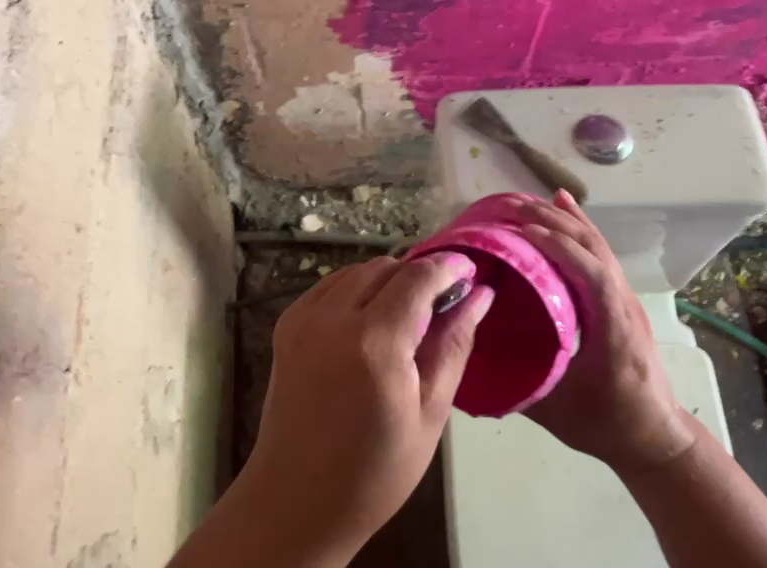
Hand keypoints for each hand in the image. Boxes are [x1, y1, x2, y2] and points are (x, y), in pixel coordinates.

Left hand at [185, 254, 494, 567]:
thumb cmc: (375, 470)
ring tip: (409, 314)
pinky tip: (370, 320)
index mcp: (374, 342)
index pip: (417, 277)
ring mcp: (303, 318)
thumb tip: (480, 295)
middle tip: (443, 302)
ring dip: (386, 280)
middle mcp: (332, 318)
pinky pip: (328, 287)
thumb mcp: (430, 412)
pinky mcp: (286, 325)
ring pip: (355, 271)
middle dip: (418, 274)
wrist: (297, 500)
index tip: (471, 270)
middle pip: (385, 267)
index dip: (448, 267)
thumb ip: (454, 345)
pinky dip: (354, 290)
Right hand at [520, 191, 698, 474]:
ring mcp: (625, 298)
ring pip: (598, 245)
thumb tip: (472, 350)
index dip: (560, 249)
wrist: (656, 438)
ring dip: (563, 219)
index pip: (593, 275)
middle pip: (594, 249)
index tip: (524, 232)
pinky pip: (599, 252)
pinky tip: (562, 205)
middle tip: (510, 206)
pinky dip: (577, 226)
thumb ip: (518, 381)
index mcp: (613, 329)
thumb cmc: (607, 424)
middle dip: (554, 222)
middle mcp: (623, 304)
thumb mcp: (558, 411)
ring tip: (527, 200)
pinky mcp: (619, 298)